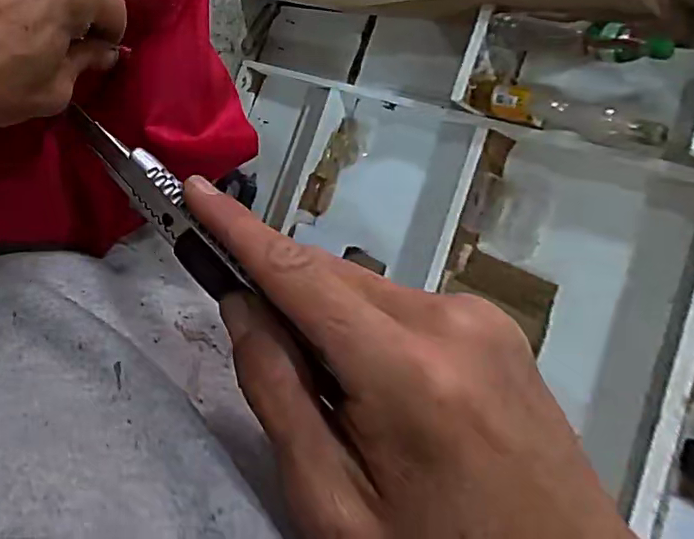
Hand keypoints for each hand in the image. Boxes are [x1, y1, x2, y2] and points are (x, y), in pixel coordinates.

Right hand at [184, 177, 633, 538]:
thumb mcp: (334, 508)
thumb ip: (276, 395)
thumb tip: (242, 304)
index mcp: (410, 374)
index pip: (298, 276)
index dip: (238, 228)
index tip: (194, 187)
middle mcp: (451, 322)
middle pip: (329, 277)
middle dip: (283, 293)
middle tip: (260, 343)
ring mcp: (483, 319)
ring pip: (363, 287)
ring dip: (327, 316)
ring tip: (337, 395)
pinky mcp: (498, 327)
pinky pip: (401, 303)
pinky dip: (368, 326)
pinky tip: (382, 390)